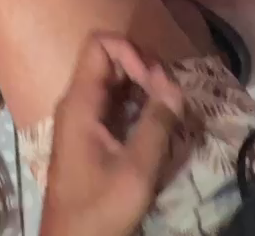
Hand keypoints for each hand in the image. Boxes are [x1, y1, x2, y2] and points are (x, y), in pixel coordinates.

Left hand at [39, 33, 186, 235]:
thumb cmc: (100, 210)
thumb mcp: (135, 170)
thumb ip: (156, 124)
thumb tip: (176, 86)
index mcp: (80, 101)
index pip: (100, 44)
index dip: (130, 51)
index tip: (153, 80)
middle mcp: (78, 101)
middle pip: (110, 58)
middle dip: (143, 67)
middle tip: (168, 94)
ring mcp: (83, 117)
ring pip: (115, 80)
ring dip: (143, 85)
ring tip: (167, 106)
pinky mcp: (92, 133)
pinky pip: (115, 101)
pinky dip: (137, 103)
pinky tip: (156, 120)